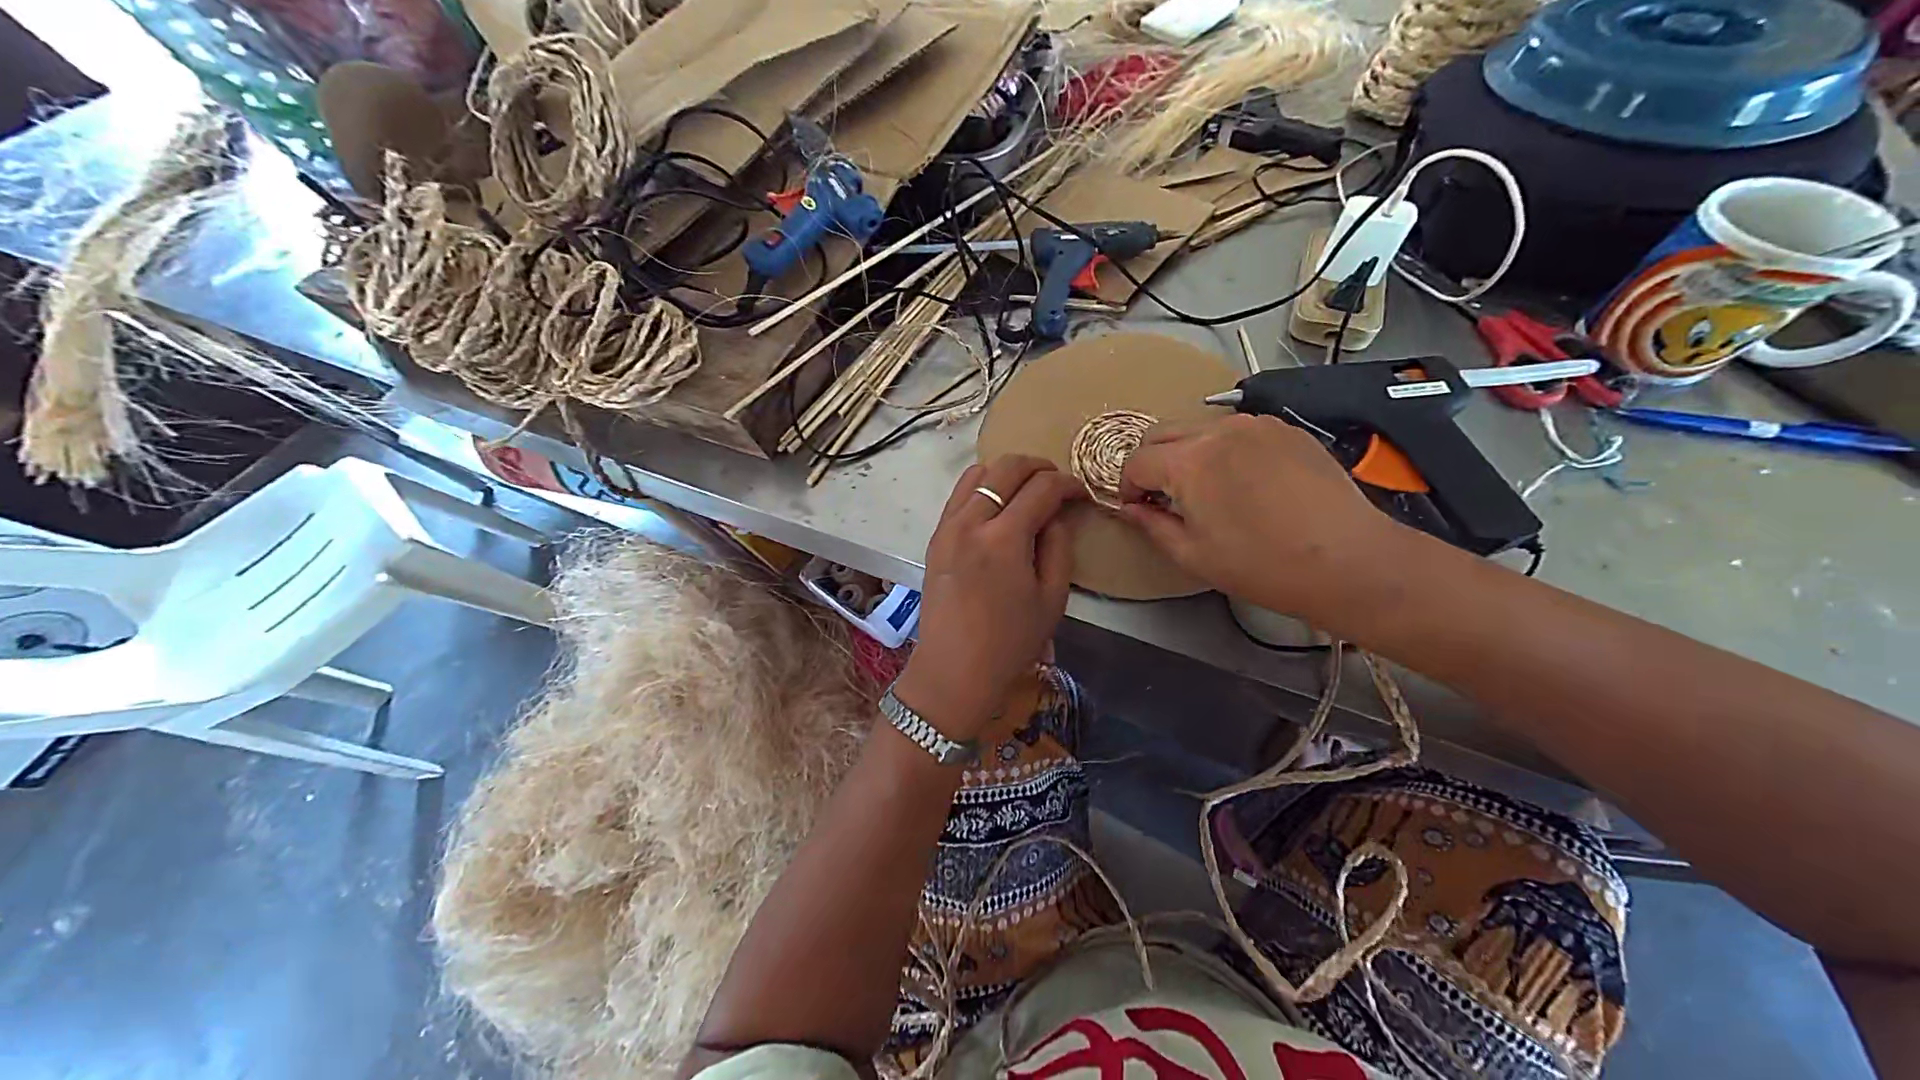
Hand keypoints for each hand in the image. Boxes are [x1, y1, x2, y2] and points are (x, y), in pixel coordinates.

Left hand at [894, 456, 1083, 743]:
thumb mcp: (1051, 597)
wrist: (953, 669)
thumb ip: (1058, 546)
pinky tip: (998, 504)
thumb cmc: (1010, 642)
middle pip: (1006, 467)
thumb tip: (1056, 514)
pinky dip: (982, 486)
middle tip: (1058, 483)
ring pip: (977, 473)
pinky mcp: (935, 537)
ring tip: (1028, 490)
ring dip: (1007, 472)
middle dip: (1038, 466)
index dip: (1068, 484)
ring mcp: (947, 527)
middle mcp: (971, 522)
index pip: (1042, 488)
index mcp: (1004, 539)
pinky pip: (959, 494)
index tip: (1082, 494)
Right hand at [1117, 414, 1409, 625]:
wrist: (1347, 559)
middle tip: (1161, 496)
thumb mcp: (1193, 555)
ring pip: (1199, 428)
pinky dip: (1223, 449)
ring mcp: (1256, 425)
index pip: (1137, 461)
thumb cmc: (1265, 565)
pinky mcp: (1285, 429)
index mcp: (1189, 463)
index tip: (1137, 506)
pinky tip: (1241, 482)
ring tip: (1204, 490)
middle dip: (1151, 462)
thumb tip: (1131, 509)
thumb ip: (1152, 525)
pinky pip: (1237, 431)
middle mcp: (1218, 431)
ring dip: (1186, 453)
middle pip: (1161, 433)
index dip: (1128, 486)